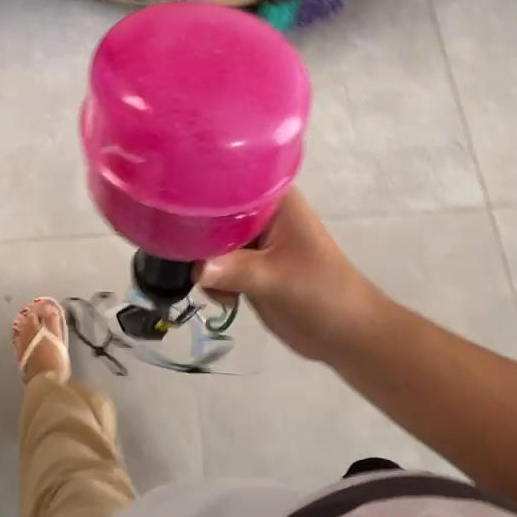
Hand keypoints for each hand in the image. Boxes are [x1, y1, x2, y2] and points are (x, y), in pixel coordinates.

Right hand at [196, 189, 386, 361]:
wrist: (345, 335)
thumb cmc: (320, 294)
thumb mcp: (276, 279)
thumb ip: (234, 269)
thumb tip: (195, 267)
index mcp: (272, 199)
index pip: (227, 181)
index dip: (199, 189)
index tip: (170, 201)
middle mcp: (259, 211)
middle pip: (213, 211)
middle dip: (196, 233)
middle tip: (180, 255)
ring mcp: (253, 239)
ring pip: (211, 240)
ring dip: (204, 262)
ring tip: (216, 289)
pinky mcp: (248, 265)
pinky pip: (216, 263)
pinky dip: (213, 279)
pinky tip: (224, 299)